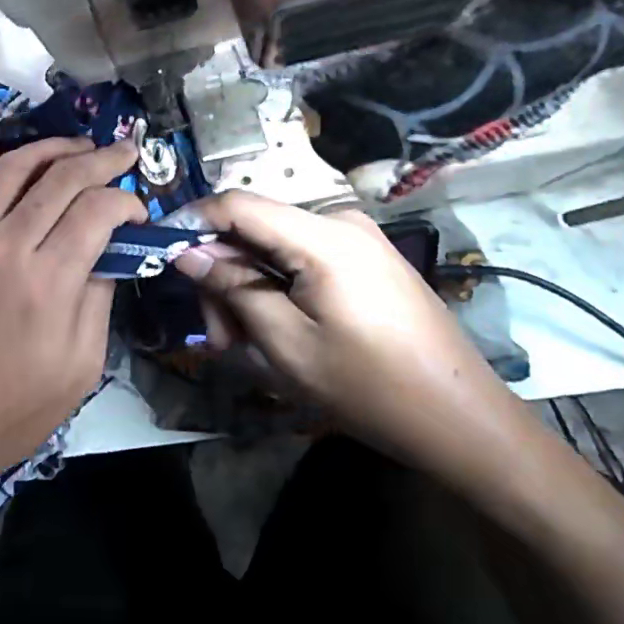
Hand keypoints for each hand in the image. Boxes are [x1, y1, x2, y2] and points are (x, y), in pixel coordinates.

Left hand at [0, 134, 146, 512]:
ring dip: (49, 147)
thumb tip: (110, 250)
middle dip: (100, 159)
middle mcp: (6, 247)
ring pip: (11, 169)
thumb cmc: (16, 409)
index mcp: (49, 282)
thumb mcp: (82, 366)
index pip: (98, 210)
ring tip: (76, 146)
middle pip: (61, 178)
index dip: (127, 201)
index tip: (138, 213)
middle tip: (123, 153)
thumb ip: (99, 299)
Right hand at [174, 191, 532, 486]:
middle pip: (255, 229)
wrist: (462, 419)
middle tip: (216, 339)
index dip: (193, 221)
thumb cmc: (370, 386)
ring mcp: (357, 240)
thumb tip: (187, 253)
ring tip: (243, 347)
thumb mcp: (287, 343)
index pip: (238, 203)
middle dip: (224, 276)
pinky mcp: (366, 260)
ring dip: (248, 290)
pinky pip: (303, 261)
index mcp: (322, 235)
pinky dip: (277, 290)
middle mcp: (340, 222)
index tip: (161, 255)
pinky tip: (275, 332)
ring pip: (276, 249)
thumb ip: (233, 288)